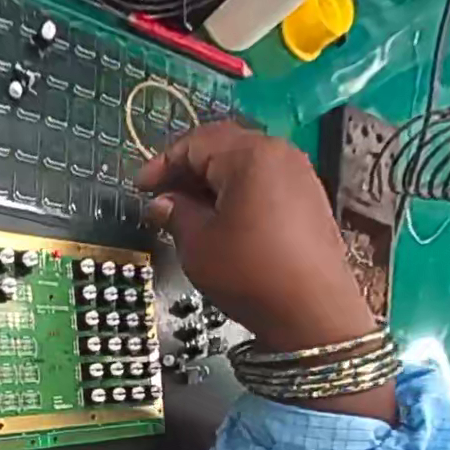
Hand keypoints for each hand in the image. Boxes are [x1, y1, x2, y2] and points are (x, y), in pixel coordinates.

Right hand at [136, 122, 374, 353]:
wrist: (308, 307)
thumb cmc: (246, 271)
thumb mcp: (197, 243)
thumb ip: (176, 213)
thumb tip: (162, 202)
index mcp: (249, 157)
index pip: (197, 142)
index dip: (163, 162)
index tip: (141, 186)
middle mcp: (279, 154)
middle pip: (223, 146)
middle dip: (187, 168)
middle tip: (160, 194)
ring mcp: (298, 175)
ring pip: (243, 164)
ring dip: (210, 181)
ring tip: (185, 210)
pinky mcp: (306, 199)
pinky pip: (261, 182)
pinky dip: (233, 192)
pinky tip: (218, 219)